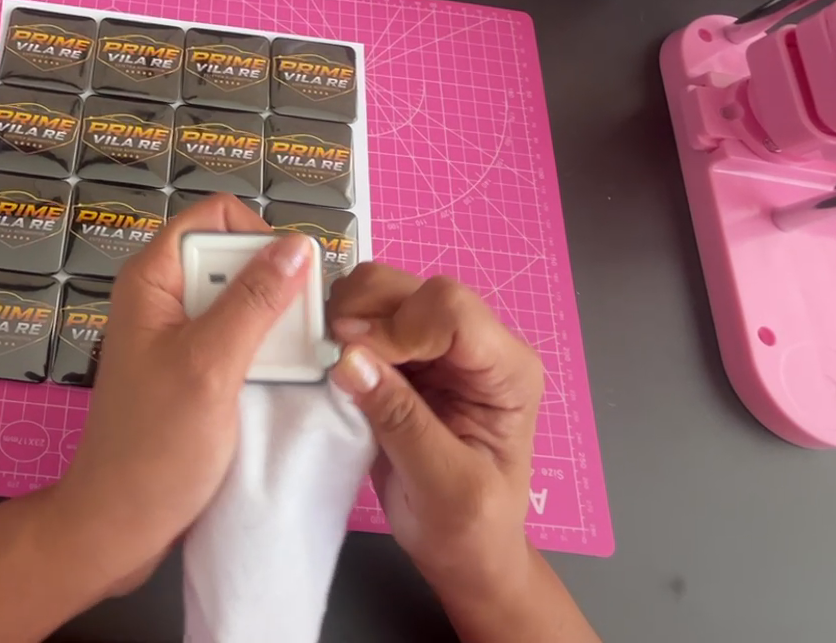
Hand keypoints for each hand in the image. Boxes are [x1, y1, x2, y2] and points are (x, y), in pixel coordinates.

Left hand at [55, 194, 314, 592]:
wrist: (120, 522)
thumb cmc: (157, 443)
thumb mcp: (211, 364)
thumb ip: (253, 300)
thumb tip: (297, 244)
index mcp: (152, 276)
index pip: (213, 216)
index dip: (257, 234)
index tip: (291, 280)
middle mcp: (161, 292)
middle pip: (229, 254)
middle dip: (271, 280)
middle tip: (301, 327)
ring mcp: (173, 329)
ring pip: (236, 295)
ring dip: (271, 318)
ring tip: (299, 354)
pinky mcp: (188, 361)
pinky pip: (232, 332)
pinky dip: (260, 345)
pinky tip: (279, 374)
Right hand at [325, 265, 544, 597]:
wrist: (462, 549)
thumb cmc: (468, 527)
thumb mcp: (444, 486)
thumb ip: (401, 420)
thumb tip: (347, 358)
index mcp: (505, 368)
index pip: (450, 309)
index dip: (397, 326)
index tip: (352, 362)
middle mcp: (473, 340)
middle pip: (411, 287)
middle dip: (364, 314)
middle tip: (332, 358)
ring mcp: (434, 339)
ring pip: (380, 288)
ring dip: (346, 315)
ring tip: (331, 362)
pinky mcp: (400, 346)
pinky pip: (361, 310)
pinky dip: (337, 325)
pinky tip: (330, 360)